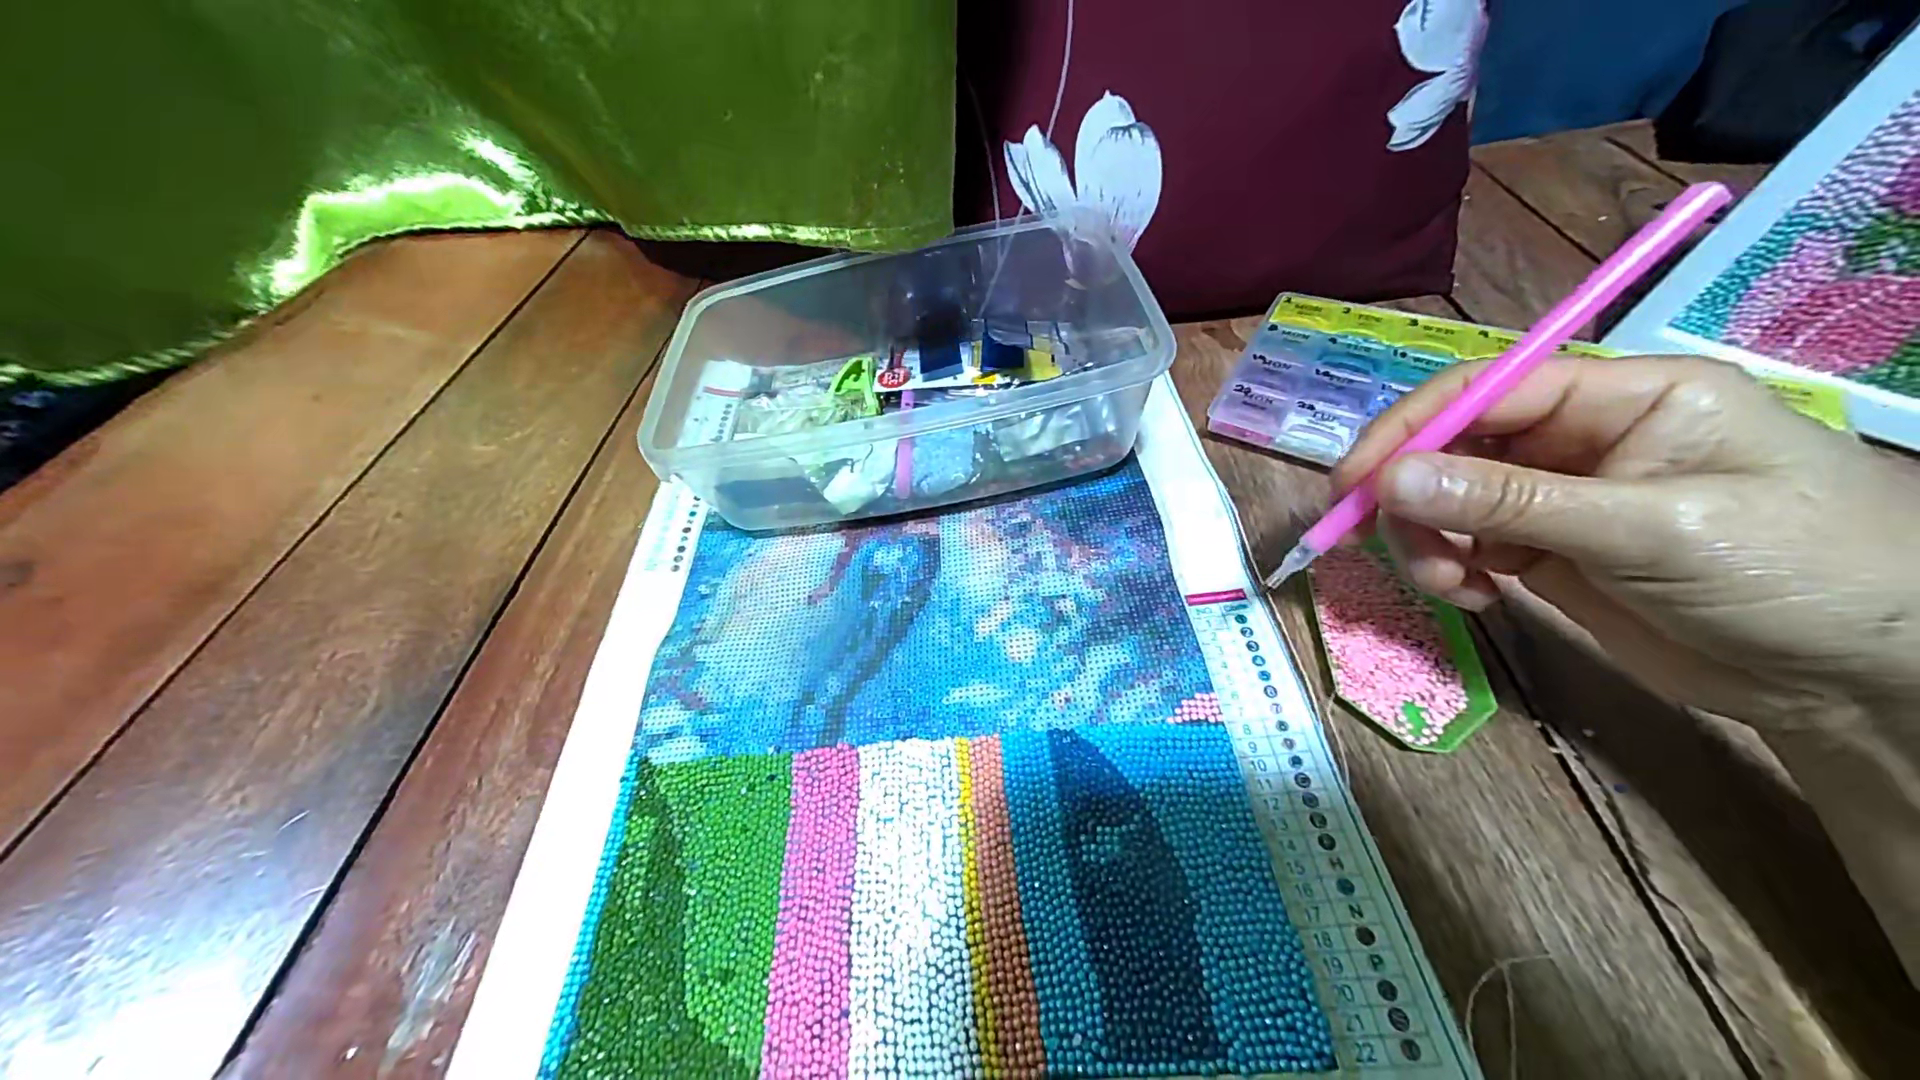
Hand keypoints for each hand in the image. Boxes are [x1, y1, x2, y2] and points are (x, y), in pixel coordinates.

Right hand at [1329, 354, 1919, 729]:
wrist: (1865, 680)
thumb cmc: (1799, 574)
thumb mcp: (1648, 530)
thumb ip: (1511, 503)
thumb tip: (1388, 480)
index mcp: (1620, 397)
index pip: (1482, 391)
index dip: (1406, 430)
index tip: (1350, 484)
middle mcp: (1575, 437)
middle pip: (1449, 446)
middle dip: (1408, 497)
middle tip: (1375, 546)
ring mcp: (1552, 494)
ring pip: (1444, 499)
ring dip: (1426, 540)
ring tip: (1449, 585)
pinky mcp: (1538, 547)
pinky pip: (1462, 543)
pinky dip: (1448, 568)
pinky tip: (1474, 597)